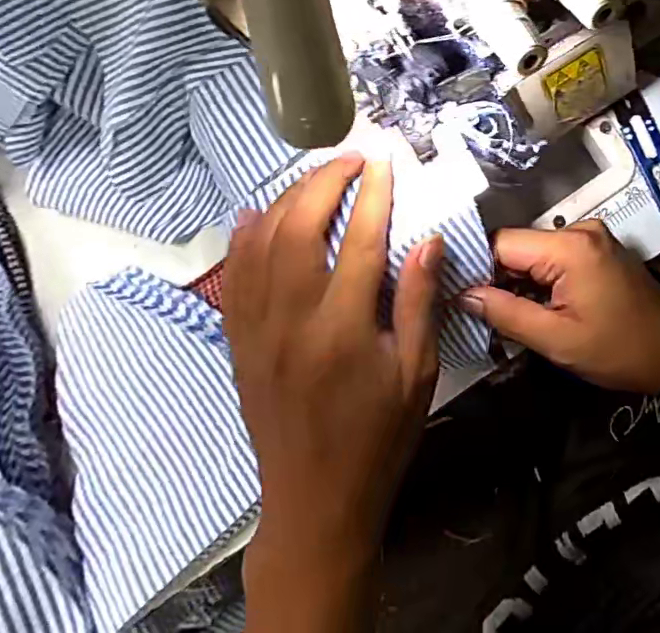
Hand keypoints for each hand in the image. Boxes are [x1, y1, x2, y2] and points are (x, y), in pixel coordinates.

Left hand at [222, 152, 445, 563]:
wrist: (315, 500)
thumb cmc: (378, 436)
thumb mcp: (416, 372)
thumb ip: (418, 302)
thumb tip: (425, 239)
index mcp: (342, 328)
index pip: (356, 240)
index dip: (371, 194)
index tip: (383, 162)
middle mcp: (291, 319)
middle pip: (298, 228)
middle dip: (323, 182)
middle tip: (350, 159)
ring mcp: (256, 329)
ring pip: (261, 244)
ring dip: (287, 199)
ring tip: (316, 176)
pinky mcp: (239, 341)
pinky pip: (234, 275)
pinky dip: (245, 236)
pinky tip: (258, 212)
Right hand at [459, 220, 659, 398]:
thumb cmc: (622, 350)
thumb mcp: (558, 340)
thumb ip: (506, 314)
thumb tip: (462, 295)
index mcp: (570, 246)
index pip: (501, 243)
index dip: (475, 269)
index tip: (455, 296)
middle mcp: (579, 229)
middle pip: (517, 246)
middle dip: (495, 278)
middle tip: (475, 314)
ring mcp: (590, 237)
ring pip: (532, 253)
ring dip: (516, 282)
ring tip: (502, 315)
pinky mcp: (596, 250)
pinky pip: (552, 258)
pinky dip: (538, 281)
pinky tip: (533, 308)